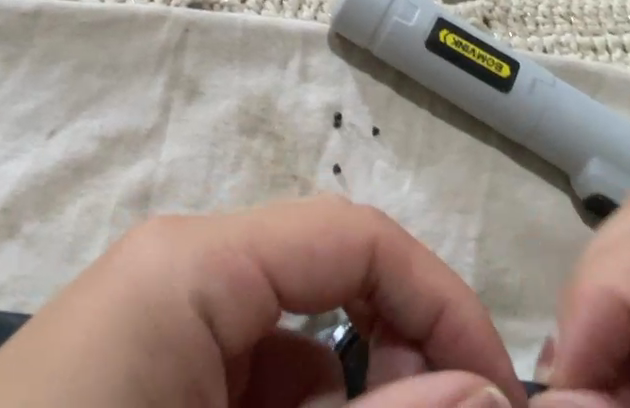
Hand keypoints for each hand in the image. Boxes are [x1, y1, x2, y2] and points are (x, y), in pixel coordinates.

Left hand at [0, 194, 525, 407]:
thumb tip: (484, 395)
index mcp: (195, 264)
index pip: (357, 237)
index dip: (442, 302)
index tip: (497, 396)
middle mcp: (174, 274)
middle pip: (327, 290)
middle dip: (397, 362)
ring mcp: (149, 328)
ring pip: (288, 349)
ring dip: (345, 400)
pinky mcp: (132, 378)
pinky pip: (237, 380)